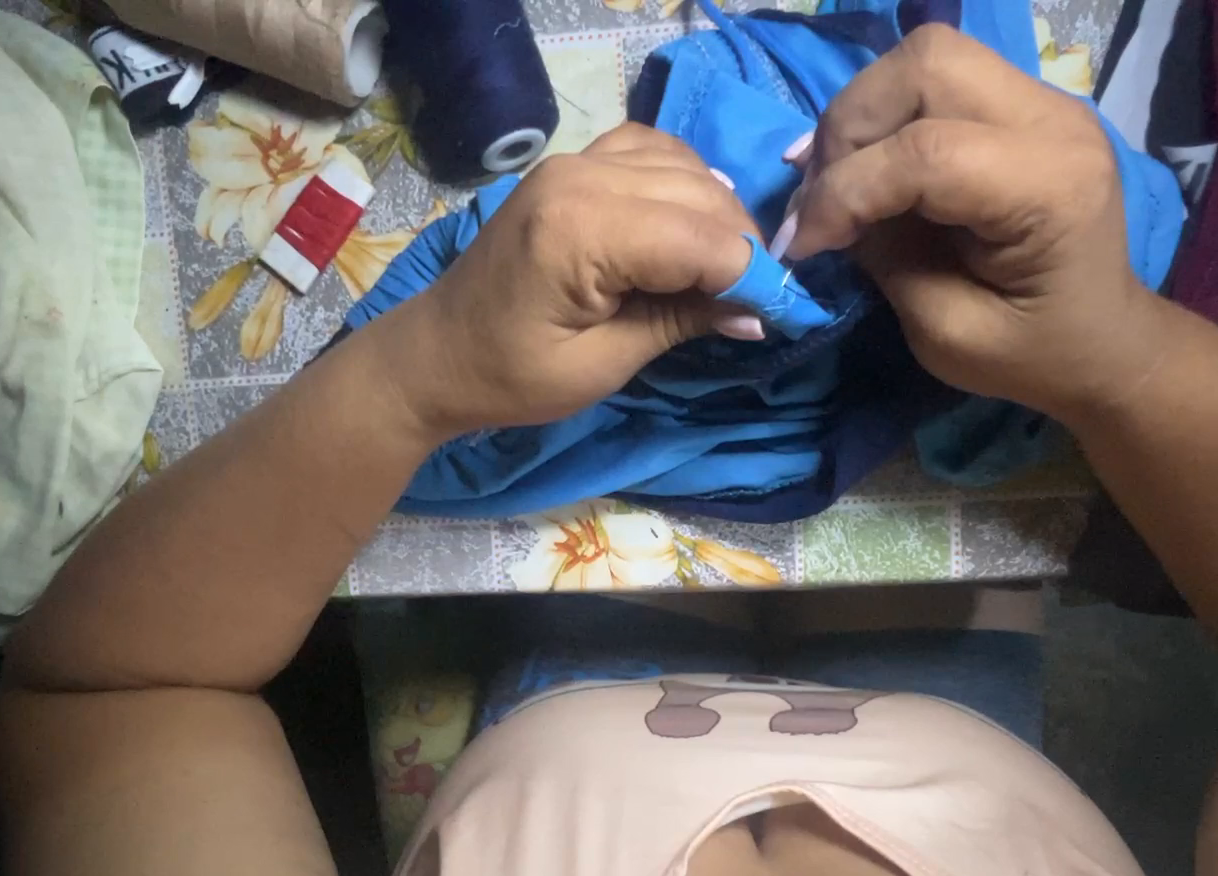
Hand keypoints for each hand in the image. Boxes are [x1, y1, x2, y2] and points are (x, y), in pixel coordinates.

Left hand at [375, 124, 760, 437]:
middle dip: (741, 248)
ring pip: (681, 167)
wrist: (437, 354)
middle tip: (760, 302)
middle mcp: (580, 176)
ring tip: (726, 271)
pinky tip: (690, 224)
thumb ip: (680, 324)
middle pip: (699, 196)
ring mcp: (572, 162)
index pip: (701, 239)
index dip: (751, 278)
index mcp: (582, 230)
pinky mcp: (569, 168)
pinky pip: (648, 155)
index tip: (780, 316)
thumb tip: (757, 312)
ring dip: (715, 216)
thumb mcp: (602, 366)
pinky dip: (682, 186)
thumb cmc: (511, 378)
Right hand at [783, 25, 1170, 421]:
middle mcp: (1053, 120)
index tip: (800, 247)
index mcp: (1049, 189)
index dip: (842, 194)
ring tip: (831, 186)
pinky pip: (932, 83)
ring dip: (858, 120)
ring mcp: (1040, 102)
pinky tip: (854, 169)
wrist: (1100, 342)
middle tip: (818, 205)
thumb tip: (822, 218)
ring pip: (923, 59)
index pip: (924, 153)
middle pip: (924, 65)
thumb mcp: (944, 332)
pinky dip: (878, 120)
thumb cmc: (1028, 355)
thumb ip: (886, 260)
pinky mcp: (1017, 106)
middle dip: (846, 133)